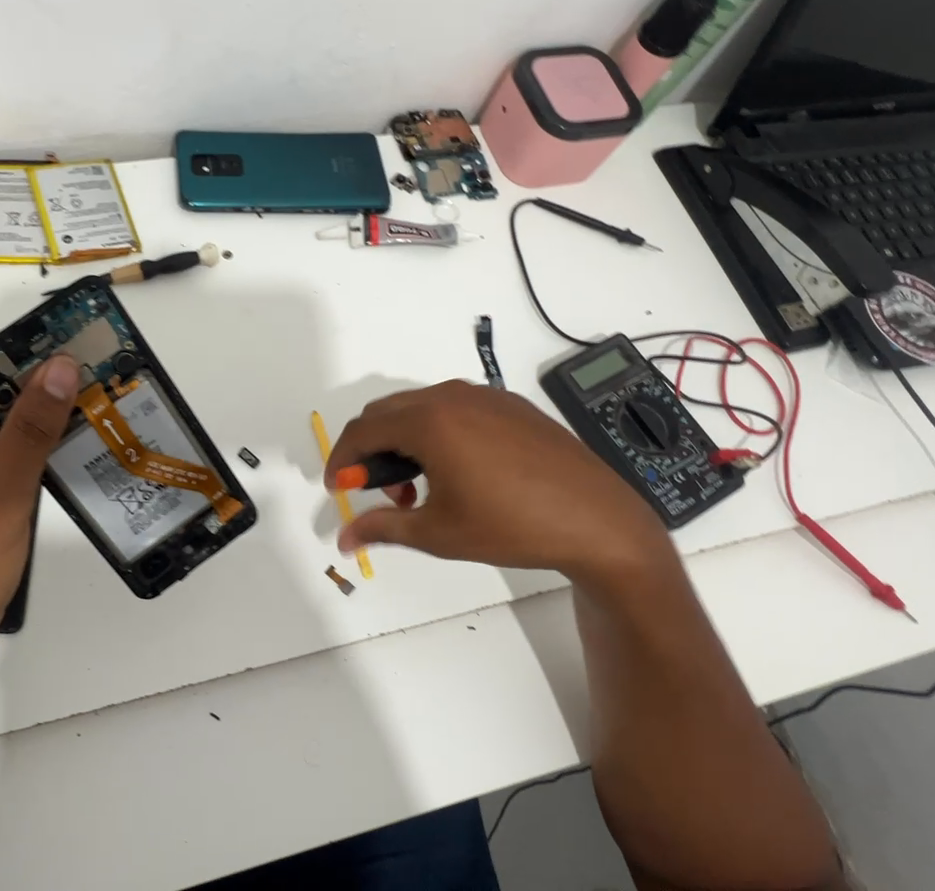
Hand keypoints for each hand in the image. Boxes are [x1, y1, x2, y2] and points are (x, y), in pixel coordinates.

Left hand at [0, 356, 79, 640]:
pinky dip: (22, 451)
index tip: (69, 349)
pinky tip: (64, 443)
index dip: (17, 362)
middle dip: (30, 392)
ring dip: (31, 422)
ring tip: (88, 403)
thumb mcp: (0, 495)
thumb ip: (31, 428)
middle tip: (89, 375)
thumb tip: (60, 365)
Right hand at [324, 380, 667, 581]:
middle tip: (378, 493)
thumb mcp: (438, 532)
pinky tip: (457, 472)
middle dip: (370, 451)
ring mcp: (485, 396)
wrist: (597, 519)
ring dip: (403, 441)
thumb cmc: (511, 526)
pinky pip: (454, 408)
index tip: (336, 489)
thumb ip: (381, 528)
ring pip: (420, 408)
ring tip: (420, 488)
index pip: (363, 430)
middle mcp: (452, 396)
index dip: (341, 460)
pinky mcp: (511, 404)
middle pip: (387, 412)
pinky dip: (436, 433)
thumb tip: (342, 539)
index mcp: (429, 422)